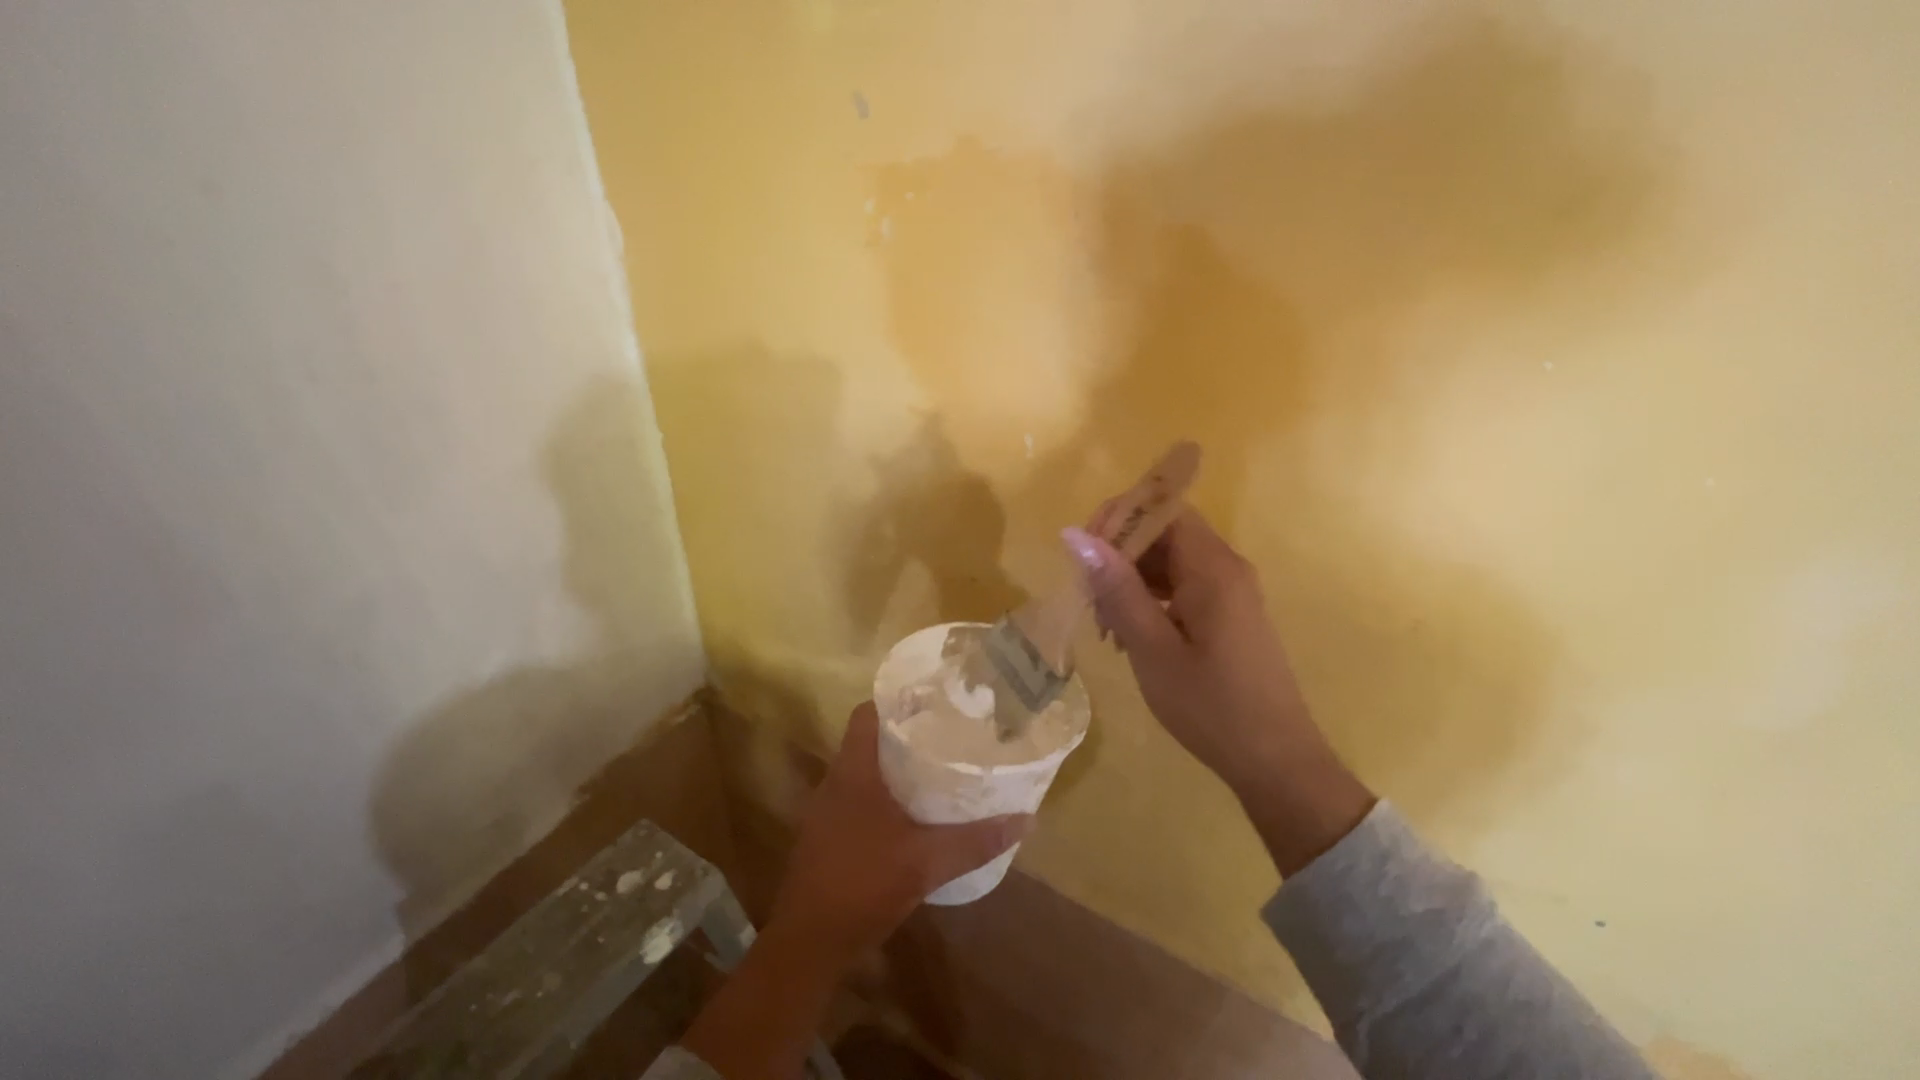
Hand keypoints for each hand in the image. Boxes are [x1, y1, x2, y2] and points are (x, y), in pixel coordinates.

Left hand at [767, 702, 1031, 957]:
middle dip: (909, 736)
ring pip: (867, 774)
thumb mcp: (927, 862)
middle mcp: (835, 782)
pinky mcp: (829, 838)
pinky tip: (917, 815)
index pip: (868, 713)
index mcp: (853, 772)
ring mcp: (828, 812)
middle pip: (871, 742)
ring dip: (899, 770)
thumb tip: (1026, 819)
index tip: (937, 700)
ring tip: (943, 769)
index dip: (900, 700)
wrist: (809, 942)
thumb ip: (975, 840)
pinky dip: (888, 799)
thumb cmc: (862, 884)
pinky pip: (861, 802)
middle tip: (953, 734)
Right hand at [1063, 508, 1373, 874]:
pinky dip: (1150, 600)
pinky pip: (1182, 587)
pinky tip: (1129, 636)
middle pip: (1164, 532)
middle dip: (1119, 555)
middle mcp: (1226, 568)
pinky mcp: (1228, 615)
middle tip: (1089, 600)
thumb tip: (1074, 534)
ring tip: (1105, 626)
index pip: (1162, 509)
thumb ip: (1116, 588)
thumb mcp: (1152, 648)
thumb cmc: (1211, 706)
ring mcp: (1230, 592)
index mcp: (1213, 567)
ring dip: (1130, 581)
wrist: (1275, 761)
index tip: (1083, 557)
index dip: (1117, 519)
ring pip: (1170, 561)